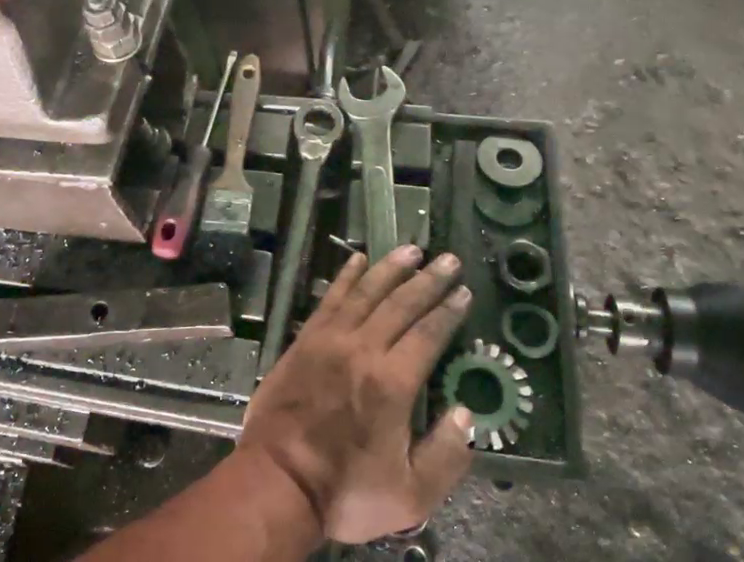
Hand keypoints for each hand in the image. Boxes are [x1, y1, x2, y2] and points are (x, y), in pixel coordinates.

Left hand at [238, 245, 474, 544]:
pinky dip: (345, 277)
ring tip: (411, 249)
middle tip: (448, 259)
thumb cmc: (345, 492)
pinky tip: (358, 260)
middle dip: (428, 279)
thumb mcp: (410, 495)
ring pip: (365, 292)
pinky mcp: (304, 341)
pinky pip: (329, 299)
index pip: (428, 334)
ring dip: (390, 268)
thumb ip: (446, 455)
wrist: (277, 482)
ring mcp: (329, 340)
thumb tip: (465, 414)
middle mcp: (362, 350)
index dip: (448, 310)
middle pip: (401, 304)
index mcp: (392, 383)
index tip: (463, 291)